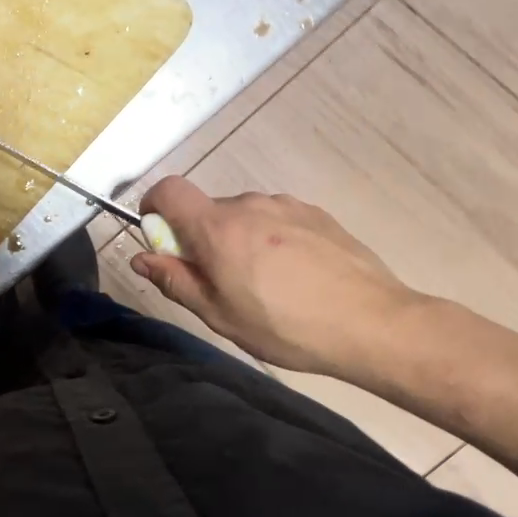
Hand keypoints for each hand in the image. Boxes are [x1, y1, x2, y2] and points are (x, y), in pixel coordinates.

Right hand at [127, 177, 425, 377]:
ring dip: (239, 239)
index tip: (161, 238)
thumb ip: (175, 281)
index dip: (155, 206)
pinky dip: (272, 239)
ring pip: (244, 216)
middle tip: (221, 281)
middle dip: (202, 238)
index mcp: (217, 227)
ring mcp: (286, 206)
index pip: (169, 190)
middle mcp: (248, 205)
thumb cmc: (286, 326)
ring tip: (265, 282)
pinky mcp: (318, 215)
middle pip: (207, 210)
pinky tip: (297, 276)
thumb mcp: (219, 315)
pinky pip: (277, 219)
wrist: (376, 324)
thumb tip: (141, 258)